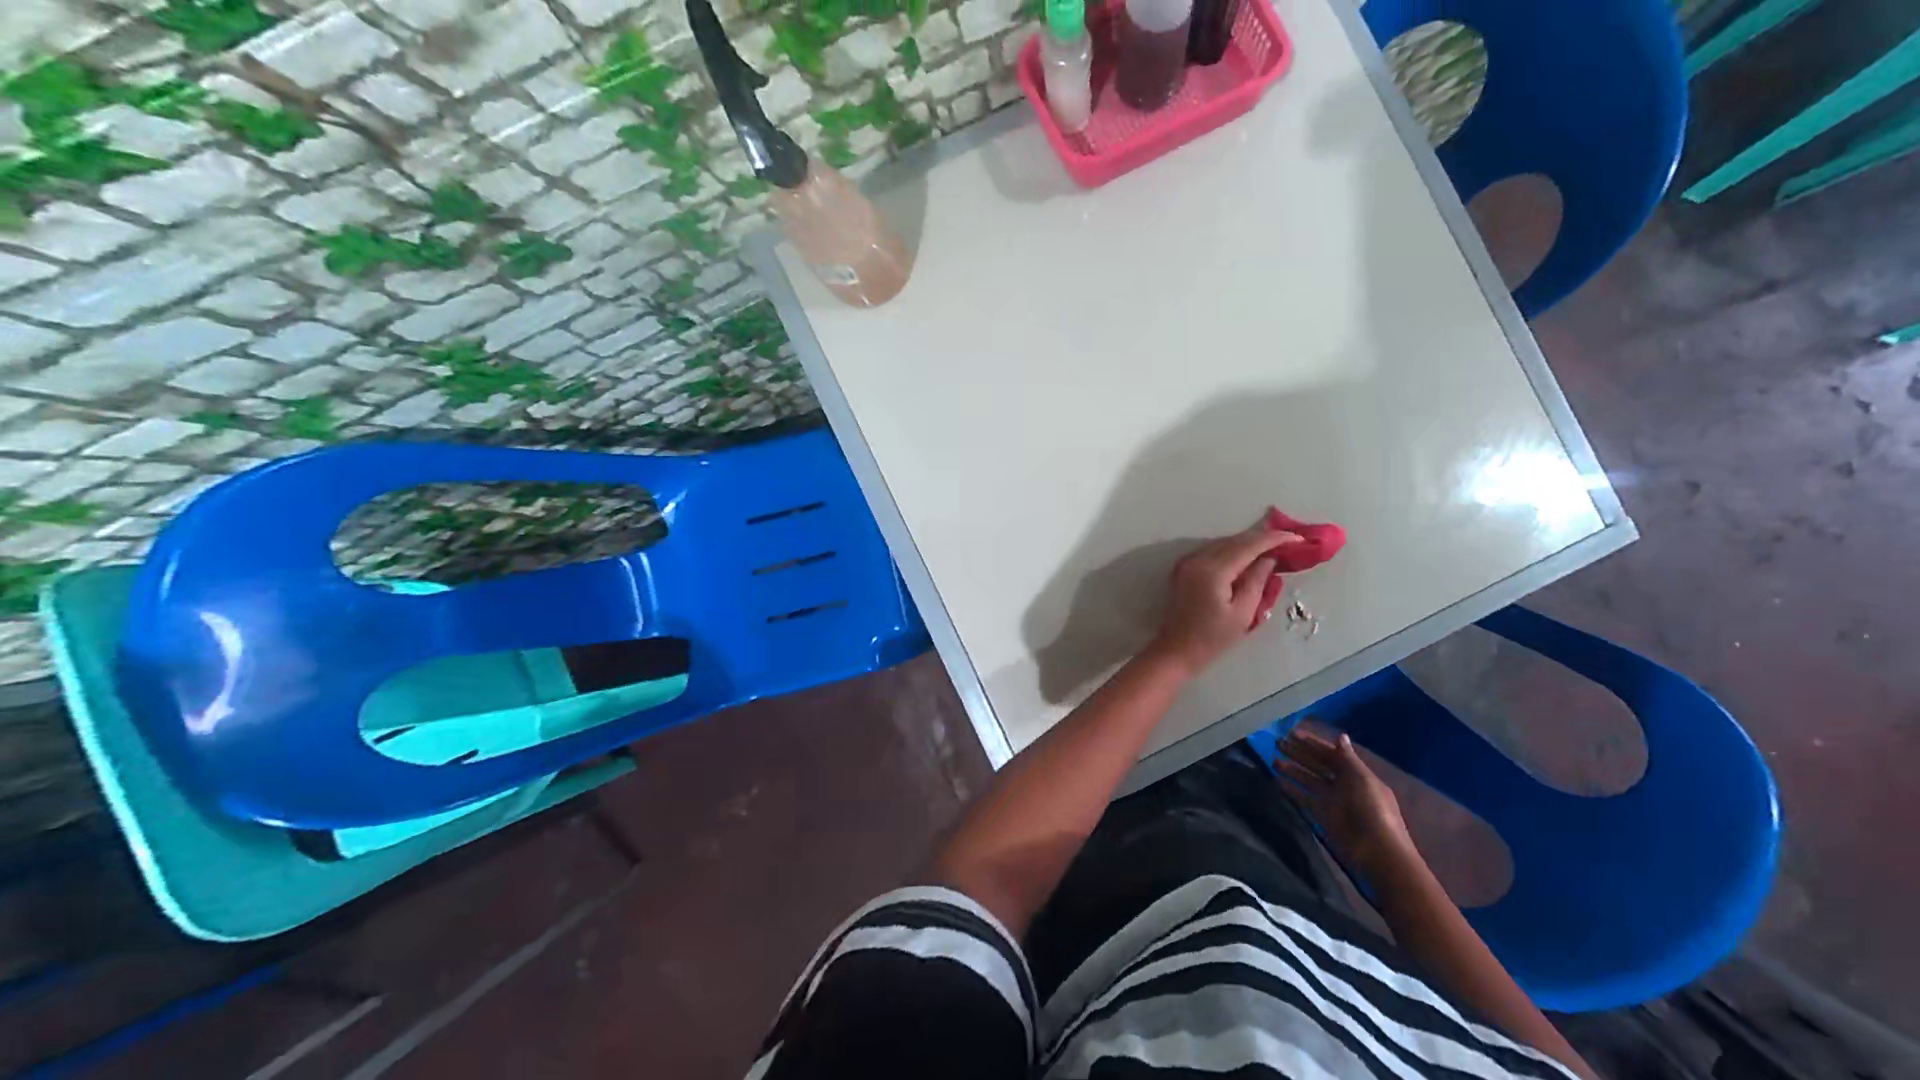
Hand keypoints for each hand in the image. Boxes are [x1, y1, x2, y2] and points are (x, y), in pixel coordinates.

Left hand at [1145, 520, 1299, 677]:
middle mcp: (1197, 560)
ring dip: (1247, 543)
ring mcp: (1187, 563)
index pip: (1248, 546)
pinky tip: (1248, 557)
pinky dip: (1232, 551)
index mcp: (1212, 571)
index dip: (1274, 539)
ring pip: (1223, 543)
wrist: (1175, 651)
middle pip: (1234, 540)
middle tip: (1289, 541)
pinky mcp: (1184, 569)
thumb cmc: (1212, 639)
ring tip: (1273, 547)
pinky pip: (1212, 552)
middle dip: (1262, 539)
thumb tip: (1268, 558)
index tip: (1297, 538)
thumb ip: (1256, 581)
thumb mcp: (1243, 613)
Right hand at [1274, 726, 1415, 874]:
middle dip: (1300, 753)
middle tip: (1278, 743)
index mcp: (1356, 774)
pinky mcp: (1323, 815)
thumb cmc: (1372, 809)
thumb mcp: (1362, 780)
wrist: (1376, 850)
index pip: (1332, 754)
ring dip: (1293, 769)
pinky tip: (1277, 780)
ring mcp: (1332, 800)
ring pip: (1309, 779)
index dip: (1313, 743)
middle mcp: (1343, 784)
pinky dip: (1292, 789)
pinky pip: (1304, 798)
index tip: (1292, 733)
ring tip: (1273, 760)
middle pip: (1318, 765)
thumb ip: (1347, 758)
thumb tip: (1340, 736)